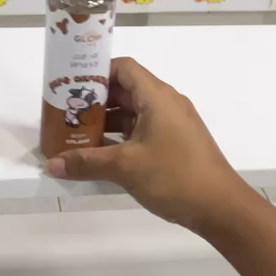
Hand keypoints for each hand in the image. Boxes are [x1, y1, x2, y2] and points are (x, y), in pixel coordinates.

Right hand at [45, 57, 262, 237]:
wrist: (221, 207)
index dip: (96, 71)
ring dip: (106, 122)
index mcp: (157, 96)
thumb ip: (87, 162)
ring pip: (133, 112)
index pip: (123, 68)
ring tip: (76, 135)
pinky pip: (142, 129)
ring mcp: (172, 123)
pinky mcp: (175, 142)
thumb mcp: (125, 167)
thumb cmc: (174, 176)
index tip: (71, 85)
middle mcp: (165, 103)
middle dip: (95, 101)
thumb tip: (53, 164)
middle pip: (125, 90)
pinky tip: (100, 154)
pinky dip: (121, 136)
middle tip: (66, 113)